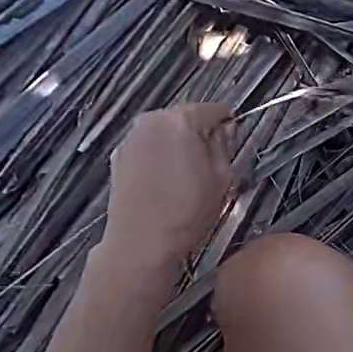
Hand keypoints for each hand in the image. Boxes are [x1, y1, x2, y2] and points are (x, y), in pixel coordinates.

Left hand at [102, 103, 235, 273]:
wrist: (140, 242)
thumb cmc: (188, 211)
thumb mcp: (222, 178)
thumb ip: (224, 145)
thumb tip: (226, 129)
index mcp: (181, 120)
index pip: (214, 109)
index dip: (228, 123)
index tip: (234, 140)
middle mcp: (152, 120)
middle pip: (186, 117)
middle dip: (200, 133)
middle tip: (212, 162)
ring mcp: (131, 138)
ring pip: (165, 132)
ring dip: (179, 145)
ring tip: (188, 175)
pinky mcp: (118, 157)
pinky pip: (148, 147)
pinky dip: (160, 156)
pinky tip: (166, 182)